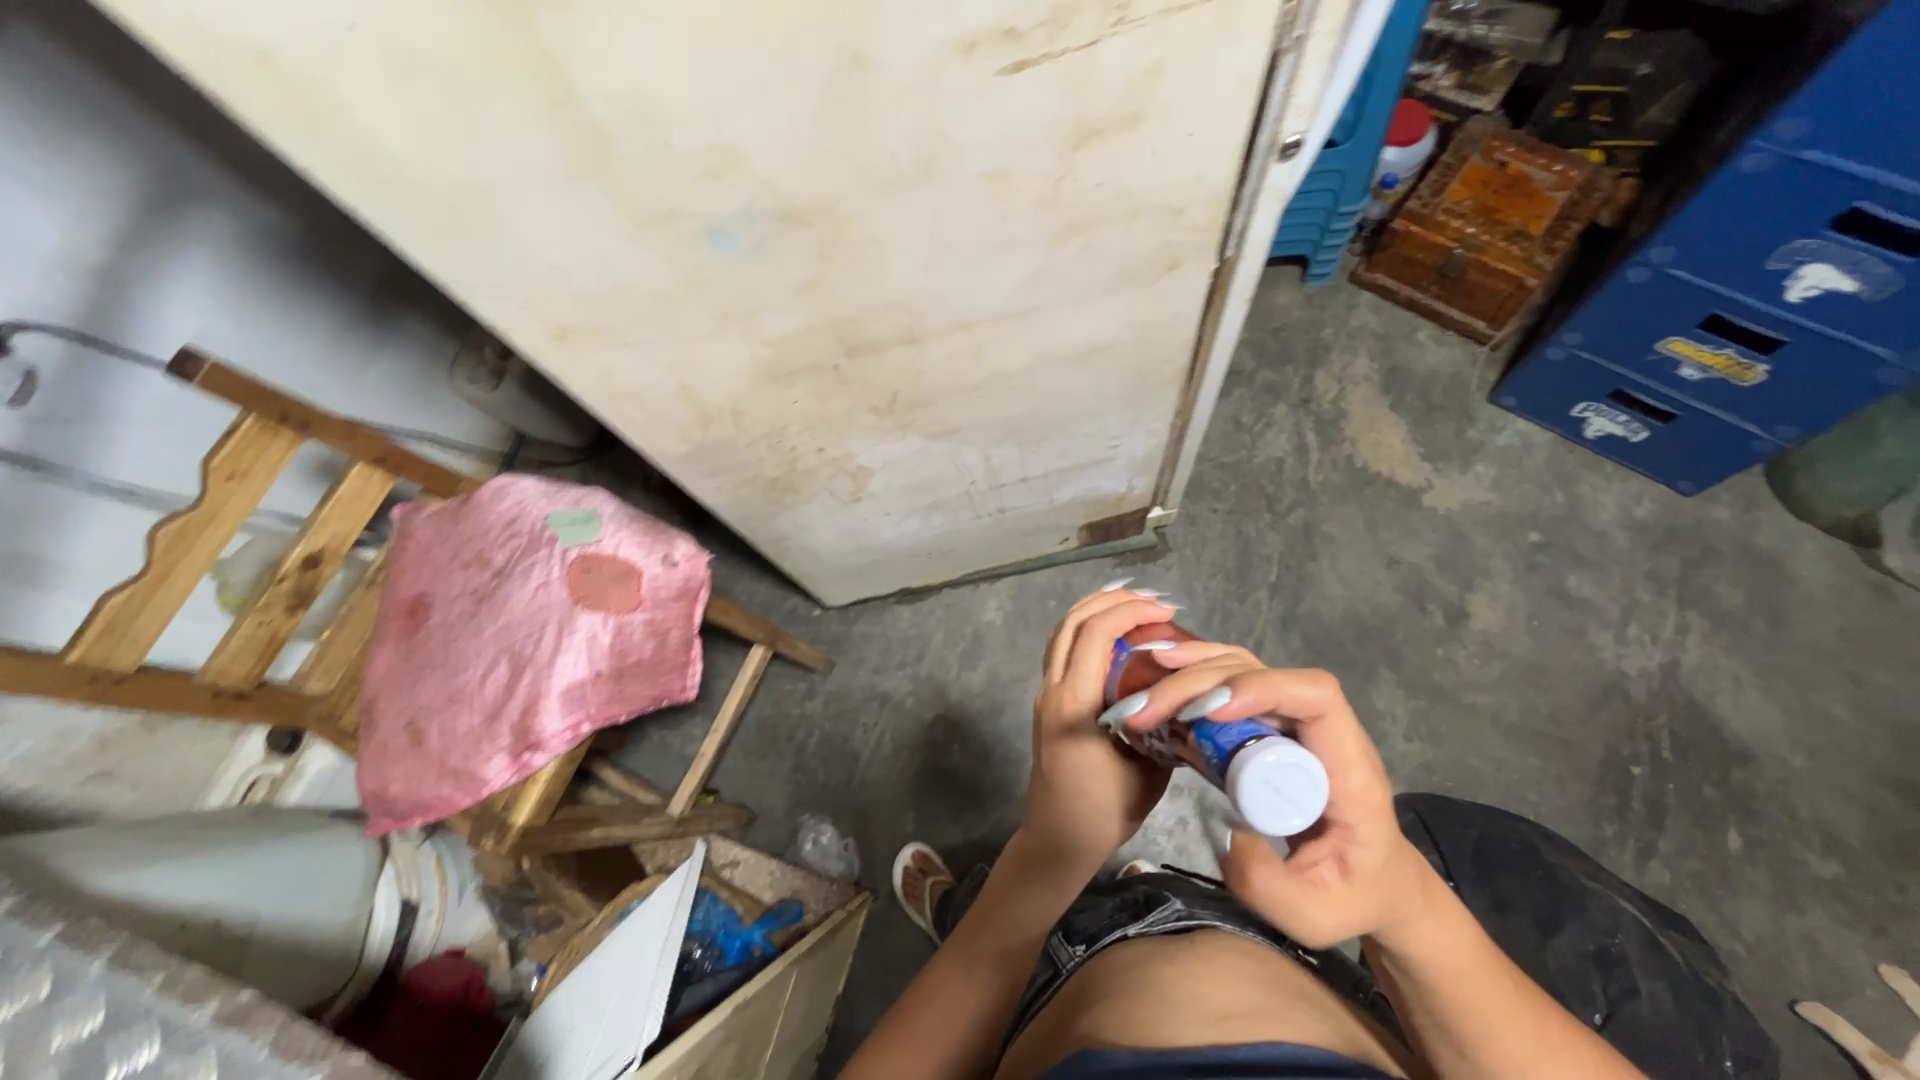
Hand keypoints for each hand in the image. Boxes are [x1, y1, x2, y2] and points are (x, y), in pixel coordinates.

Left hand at [1021, 586, 1179, 875]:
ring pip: (1061, 634)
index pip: (1095, 636)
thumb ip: (1161, 723)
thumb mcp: (1148, 768)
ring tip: (1133, 606)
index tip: (1165, 611)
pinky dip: (1085, 632)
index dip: (1129, 612)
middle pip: (1071, 623)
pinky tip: (1114, 637)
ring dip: (1094, 612)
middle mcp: (1053, 692)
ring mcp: (1045, 696)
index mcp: (1075, 705)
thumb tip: (1184, 692)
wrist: (1059, 840)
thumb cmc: (1106, 812)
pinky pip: (1061, 653)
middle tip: (1151, 600)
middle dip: (1111, 601)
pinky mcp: (1047, 704)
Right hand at [1115, 645, 1432, 948]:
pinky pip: (1229, 682)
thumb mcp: (1312, 912)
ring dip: (1189, 671)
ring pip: (1241, 668)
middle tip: (1142, 712)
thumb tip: (1226, 831)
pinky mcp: (1266, 725)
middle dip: (1198, 684)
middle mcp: (1320, 729)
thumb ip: (1267, 882)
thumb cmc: (1349, 896)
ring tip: (1141, 680)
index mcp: (1347, 767)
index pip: (1316, 697)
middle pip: (1262, 674)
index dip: (1261, 690)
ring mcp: (1291, 722)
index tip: (1207, 715)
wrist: (1370, 880)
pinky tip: (1155, 676)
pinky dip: (1191, 673)